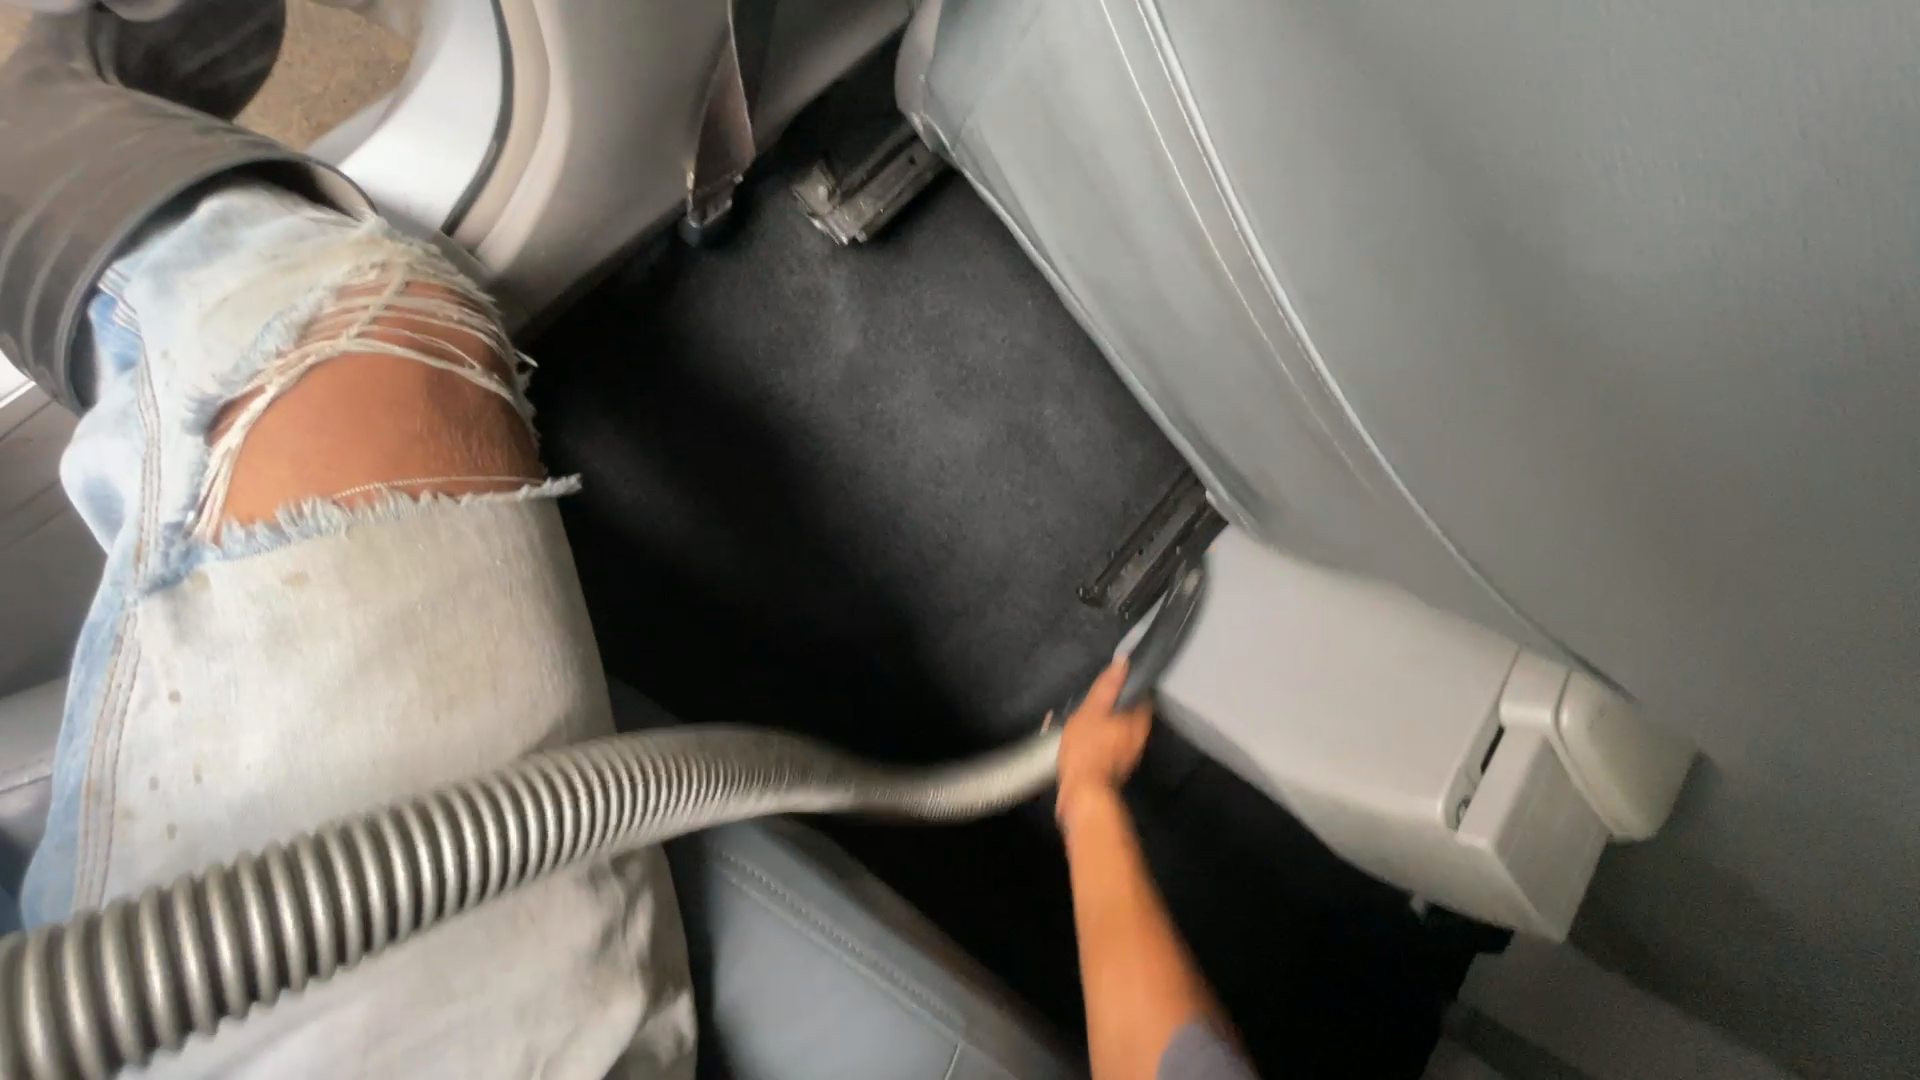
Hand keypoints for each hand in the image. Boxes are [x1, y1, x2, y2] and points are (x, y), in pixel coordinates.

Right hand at [1053, 659, 1151, 825]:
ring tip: (1077, 717)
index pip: (1141, 692)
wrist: (1082, 793)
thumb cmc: (1087, 749)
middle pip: (1128, 710)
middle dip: (1110, 703)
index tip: (1109, 679)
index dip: (1126, 683)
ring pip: (1116, 727)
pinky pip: (1106, 743)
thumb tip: (1123, 662)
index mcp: (1139, 720)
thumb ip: (1108, 685)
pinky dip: (1094, 737)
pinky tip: (1077, 738)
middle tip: (1088, 698)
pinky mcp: (1113, 766)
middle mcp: (1139, 737)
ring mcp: (1127, 753)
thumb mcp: (1093, 709)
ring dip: (1100, 721)